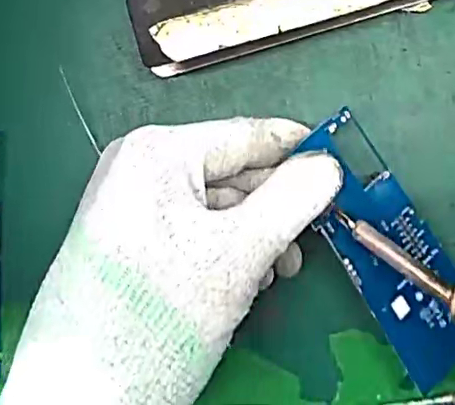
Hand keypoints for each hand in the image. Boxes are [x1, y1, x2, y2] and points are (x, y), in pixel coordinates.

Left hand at [0, 118, 342, 404]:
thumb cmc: (157, 321)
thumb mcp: (240, 254)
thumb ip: (293, 200)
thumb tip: (327, 165)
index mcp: (159, 150)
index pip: (246, 134)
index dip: (296, 149)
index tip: (334, 162)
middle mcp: (137, 163)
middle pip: (230, 171)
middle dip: (273, 206)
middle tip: (308, 238)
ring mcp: (124, 200)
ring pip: (212, 203)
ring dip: (251, 233)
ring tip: (275, 271)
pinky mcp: (120, 237)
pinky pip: (187, 227)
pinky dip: (221, 248)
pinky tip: (241, 280)